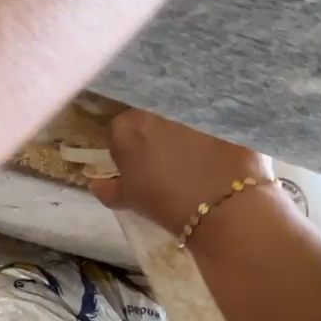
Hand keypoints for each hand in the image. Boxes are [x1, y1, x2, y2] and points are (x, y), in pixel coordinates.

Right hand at [88, 109, 272, 236]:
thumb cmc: (162, 201)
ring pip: (181, 122)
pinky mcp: (224, 123)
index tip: (133, 167)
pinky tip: (217, 163)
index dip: (124, 149)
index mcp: (128, 127)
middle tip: (161, 163)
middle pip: (149, 121)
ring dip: (181, 137)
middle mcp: (157, 112)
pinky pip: (213, 130)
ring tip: (190, 164)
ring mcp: (193, 114)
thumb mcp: (127, 199)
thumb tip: (96, 182)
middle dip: (152, 137)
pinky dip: (213, 142)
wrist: (220, 208)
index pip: (118, 131)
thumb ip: (107, 188)